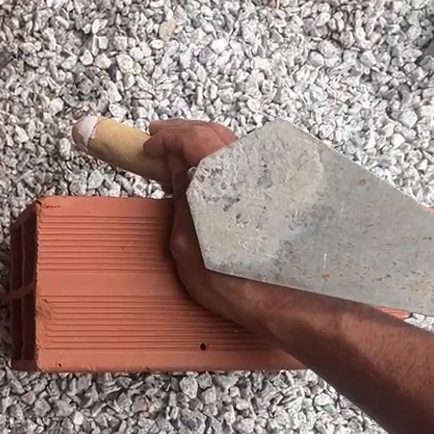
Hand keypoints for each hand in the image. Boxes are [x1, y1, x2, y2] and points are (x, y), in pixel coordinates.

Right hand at [143, 119, 335, 336]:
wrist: (285, 301)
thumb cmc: (231, 283)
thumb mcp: (187, 245)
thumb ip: (181, 198)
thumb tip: (175, 166)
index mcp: (226, 181)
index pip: (192, 137)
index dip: (165, 137)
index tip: (148, 147)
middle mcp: (253, 170)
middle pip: (213, 132)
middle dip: (181, 133)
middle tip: (158, 141)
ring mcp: (273, 176)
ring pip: (233, 143)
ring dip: (202, 144)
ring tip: (180, 155)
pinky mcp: (284, 188)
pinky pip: (249, 160)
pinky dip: (224, 158)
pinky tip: (211, 172)